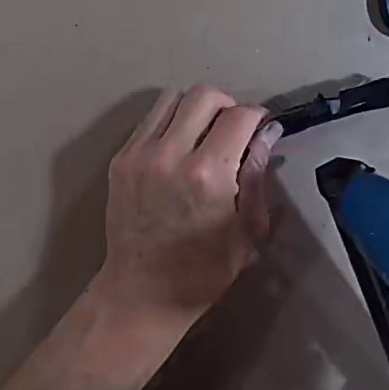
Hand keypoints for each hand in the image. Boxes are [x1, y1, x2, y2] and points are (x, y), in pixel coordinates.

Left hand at [92, 85, 281, 331]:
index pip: (240, 115)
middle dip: (229, 104)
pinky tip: (181, 146)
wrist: (140, 295)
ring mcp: (140, 154)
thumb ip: (259, 172)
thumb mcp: (248, 227)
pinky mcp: (121, 159)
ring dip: (197, 107)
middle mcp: (171, 154)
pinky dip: (172, 120)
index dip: (258, 115)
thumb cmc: (204, 269)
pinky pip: (151, 117)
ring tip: (206, 132)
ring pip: (174, 96)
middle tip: (235, 129)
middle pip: (206, 94)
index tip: (262, 128)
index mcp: (208, 174)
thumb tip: (268, 132)